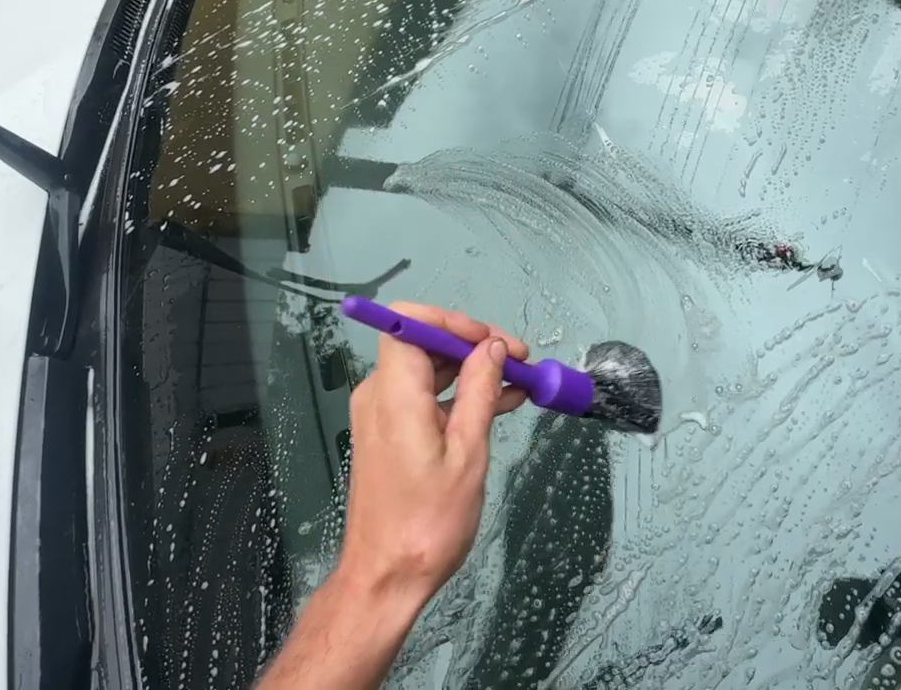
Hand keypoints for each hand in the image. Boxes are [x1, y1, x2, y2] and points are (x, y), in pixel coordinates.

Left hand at [337, 302, 529, 613]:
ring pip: (429, 368)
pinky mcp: (390, 431)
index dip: (453, 321)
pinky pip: (425, 395)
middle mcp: (380, 393)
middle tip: (520, 361)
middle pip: (425, 342)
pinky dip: (459, 393)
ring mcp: (383, 413)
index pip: (410, 321)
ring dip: (473, 370)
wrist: (385, 578)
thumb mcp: (468, 452)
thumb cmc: (428, 521)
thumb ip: (481, 390)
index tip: (493, 342)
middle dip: (474, 344)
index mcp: (394, 392)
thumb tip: (494, 347)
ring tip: (520, 381)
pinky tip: (501, 402)